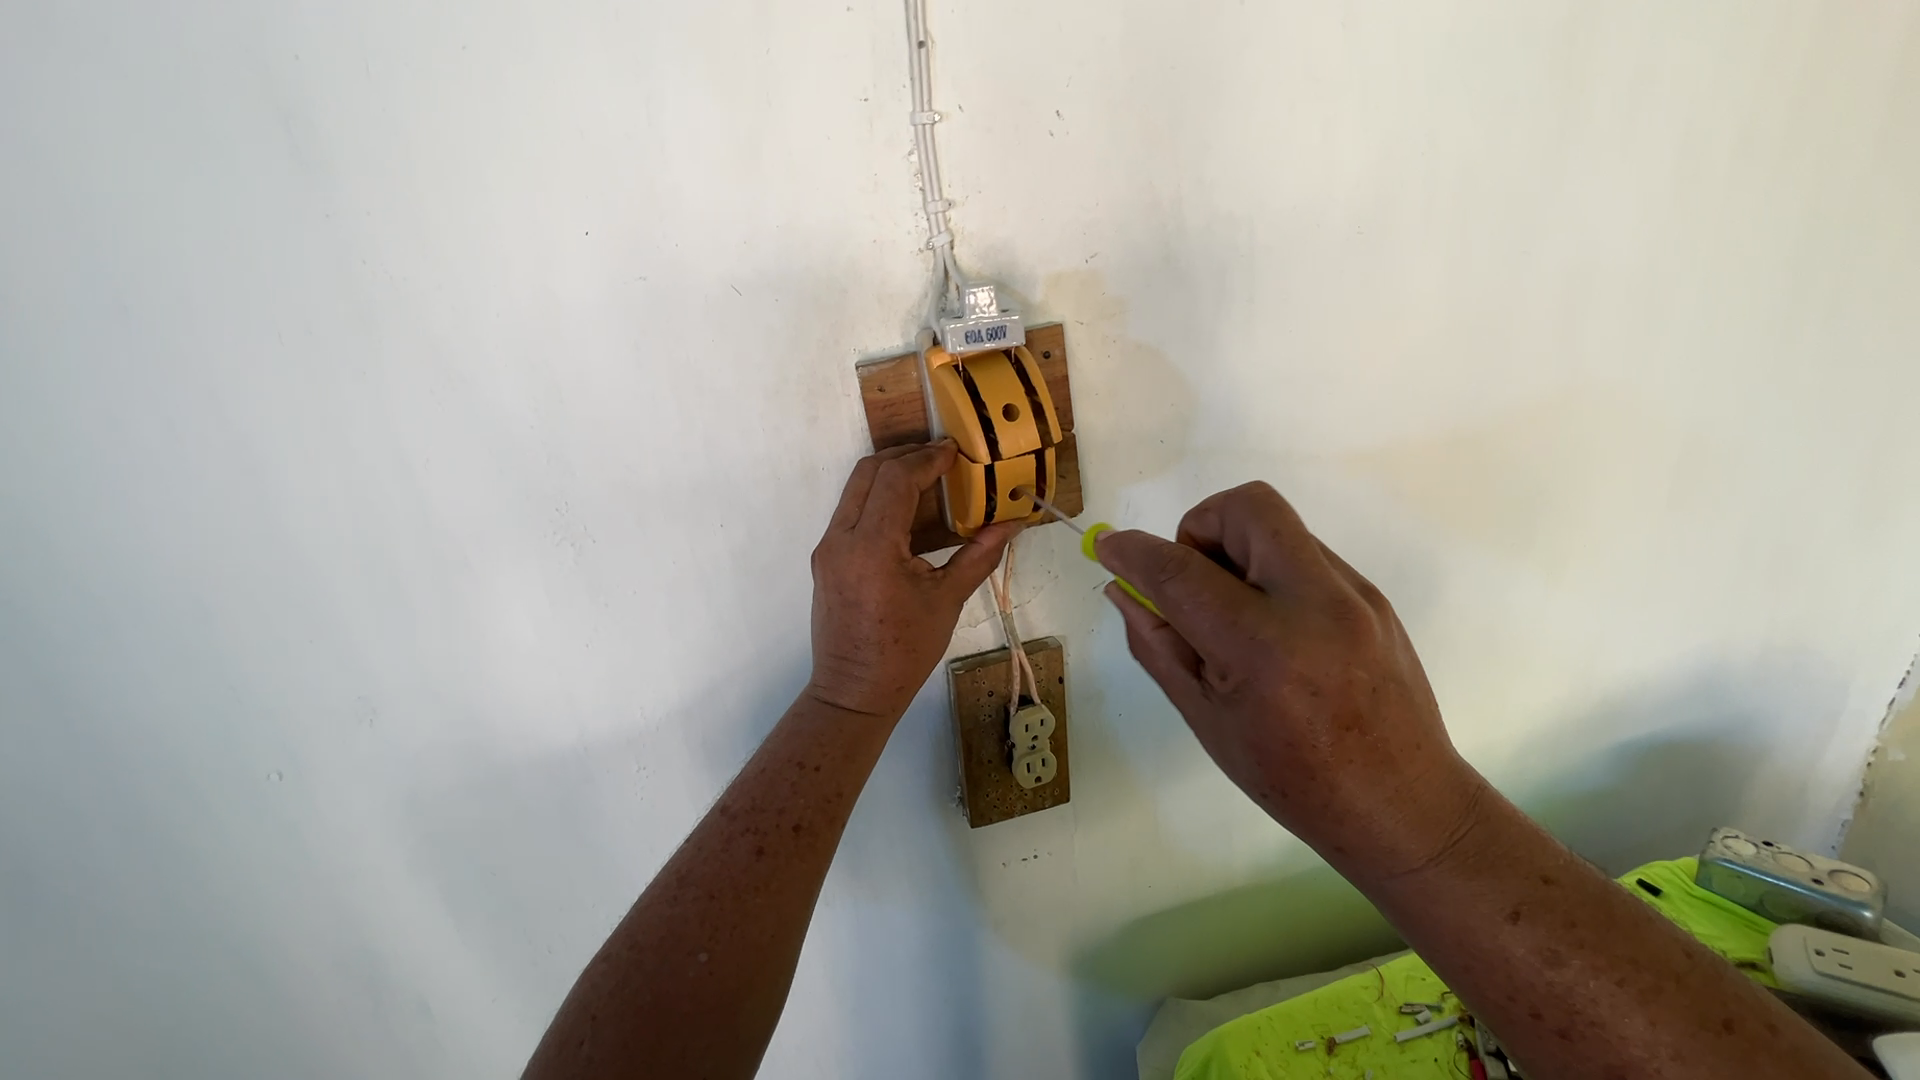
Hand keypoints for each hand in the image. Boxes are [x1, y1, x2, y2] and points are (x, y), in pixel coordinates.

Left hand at [805, 442, 1019, 719]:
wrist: (854, 692)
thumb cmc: (904, 652)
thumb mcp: (947, 601)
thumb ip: (979, 555)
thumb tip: (1012, 524)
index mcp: (872, 547)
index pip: (896, 480)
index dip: (927, 459)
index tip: (955, 452)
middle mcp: (841, 539)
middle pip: (868, 472)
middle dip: (906, 456)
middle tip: (942, 457)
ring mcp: (828, 548)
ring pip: (855, 488)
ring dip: (889, 474)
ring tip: (928, 475)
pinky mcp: (825, 558)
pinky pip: (850, 511)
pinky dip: (877, 497)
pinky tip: (908, 509)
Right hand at [1094, 482, 1484, 873]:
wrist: (1404, 805)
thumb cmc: (1292, 779)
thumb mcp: (1206, 720)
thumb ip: (1159, 647)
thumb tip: (1125, 591)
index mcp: (1264, 650)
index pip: (1182, 573)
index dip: (1134, 553)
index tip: (1109, 547)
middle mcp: (1315, 605)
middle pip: (1247, 507)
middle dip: (1199, 527)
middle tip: (1191, 580)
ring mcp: (1354, 594)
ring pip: (1277, 526)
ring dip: (1236, 551)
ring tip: (1233, 615)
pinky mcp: (1373, 596)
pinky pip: (1304, 554)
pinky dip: (1269, 572)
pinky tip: (1274, 632)